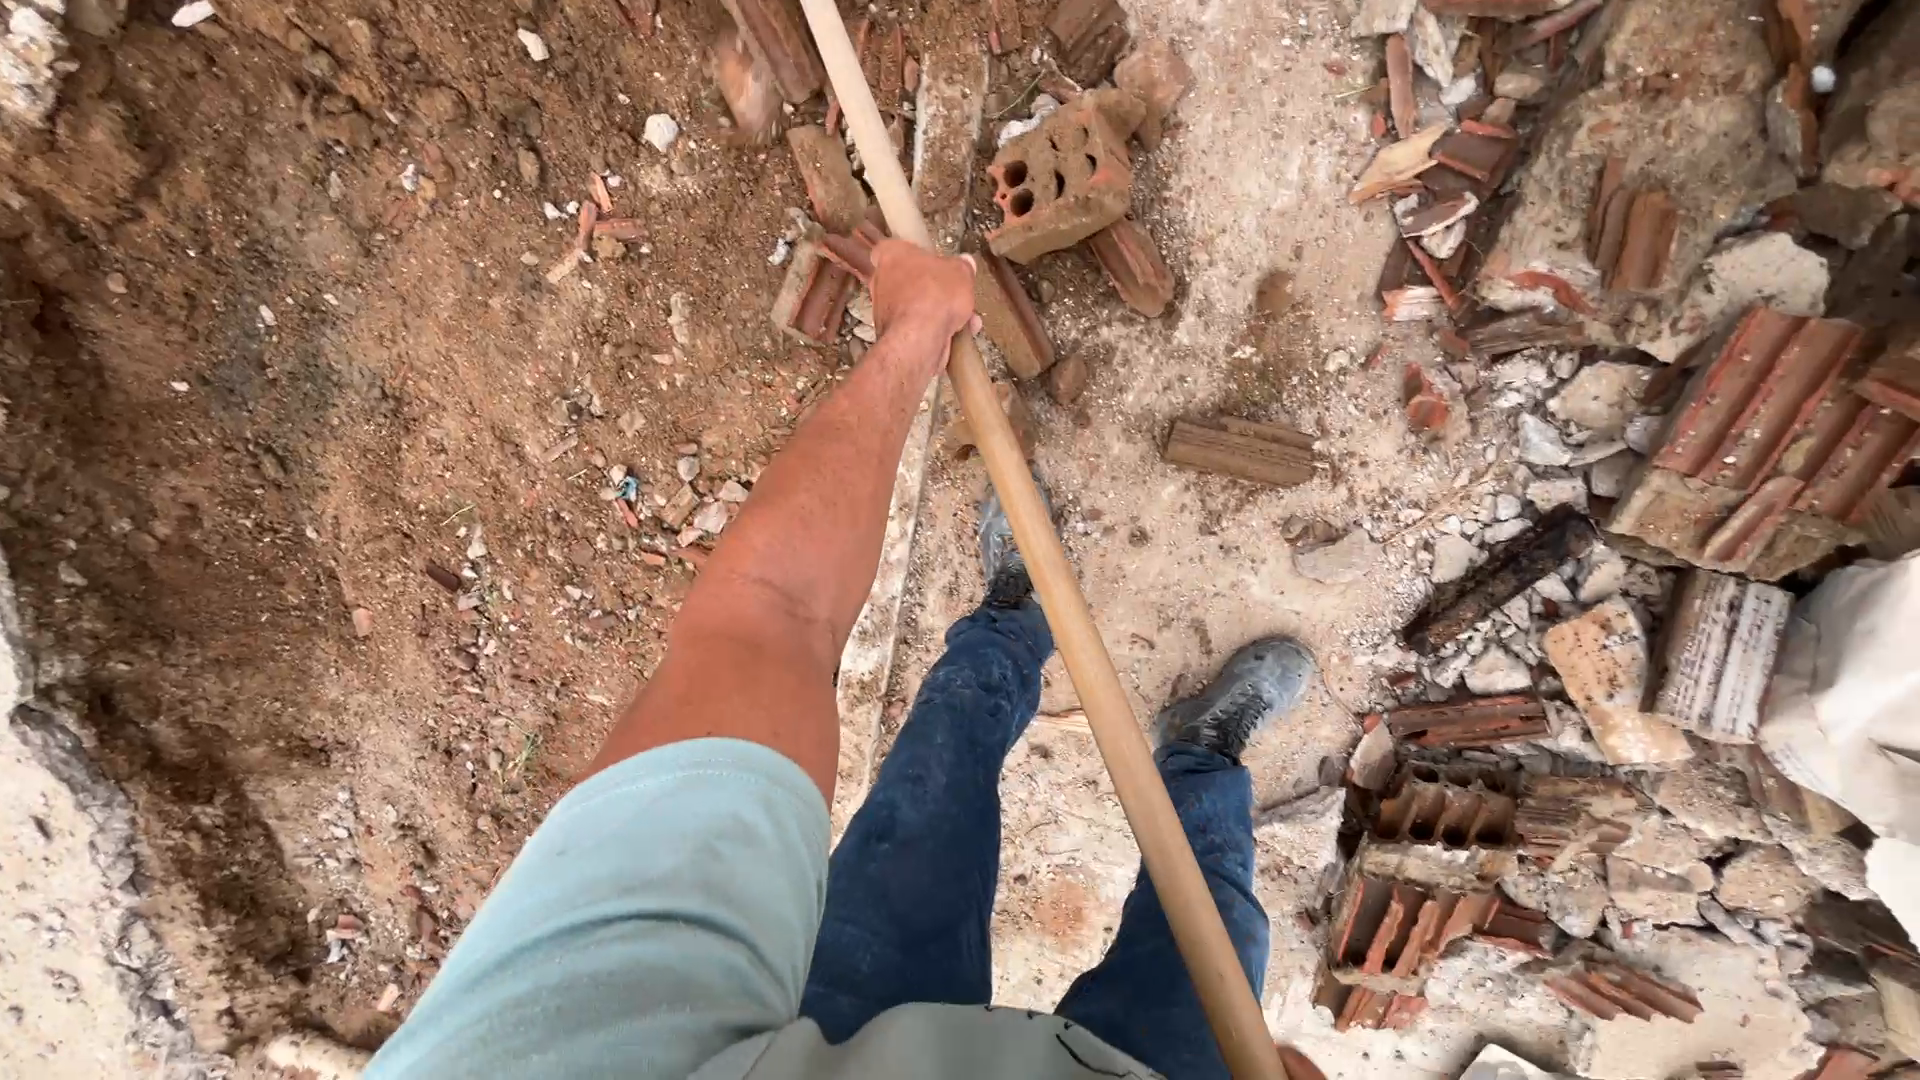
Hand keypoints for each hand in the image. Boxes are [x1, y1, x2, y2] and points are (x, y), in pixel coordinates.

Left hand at [870, 239, 978, 343]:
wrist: (921, 338)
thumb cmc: (934, 295)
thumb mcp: (960, 271)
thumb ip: (962, 267)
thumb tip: (965, 264)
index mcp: (890, 255)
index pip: (896, 249)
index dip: (916, 256)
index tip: (932, 263)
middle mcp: (881, 282)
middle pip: (911, 281)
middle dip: (936, 290)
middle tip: (956, 294)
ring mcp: (884, 311)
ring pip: (917, 308)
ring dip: (941, 313)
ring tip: (966, 319)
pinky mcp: (894, 335)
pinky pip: (918, 329)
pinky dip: (937, 331)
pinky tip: (959, 334)